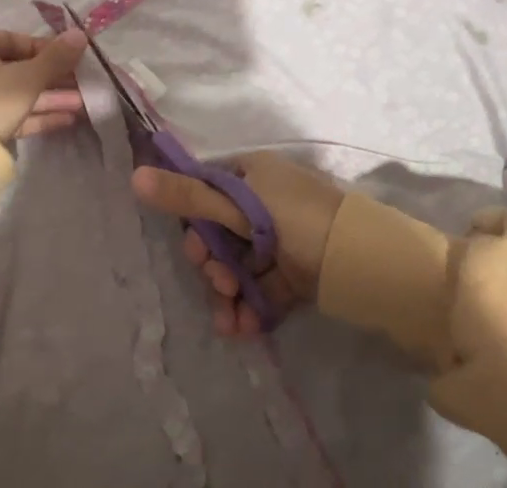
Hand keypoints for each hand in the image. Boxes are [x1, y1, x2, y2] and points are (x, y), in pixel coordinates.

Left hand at [0, 27, 89, 142]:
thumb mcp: (28, 77)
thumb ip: (56, 57)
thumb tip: (80, 34)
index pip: (19, 41)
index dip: (50, 50)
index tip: (76, 59)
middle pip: (20, 68)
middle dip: (54, 78)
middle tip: (84, 82)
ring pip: (18, 92)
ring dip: (50, 98)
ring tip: (83, 103)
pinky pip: (12, 112)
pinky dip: (37, 115)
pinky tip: (68, 119)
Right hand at [131, 151, 343, 336]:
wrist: (373, 266)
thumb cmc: (301, 223)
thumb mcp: (241, 208)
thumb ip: (187, 197)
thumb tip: (134, 176)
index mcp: (254, 176)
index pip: (207, 193)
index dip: (194, 223)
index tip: (194, 250)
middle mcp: (267, 203)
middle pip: (222, 233)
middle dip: (213, 265)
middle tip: (218, 283)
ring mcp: (284, 240)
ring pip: (242, 265)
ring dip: (229, 292)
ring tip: (230, 318)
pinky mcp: (300, 273)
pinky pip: (264, 287)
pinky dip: (251, 306)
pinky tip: (243, 329)